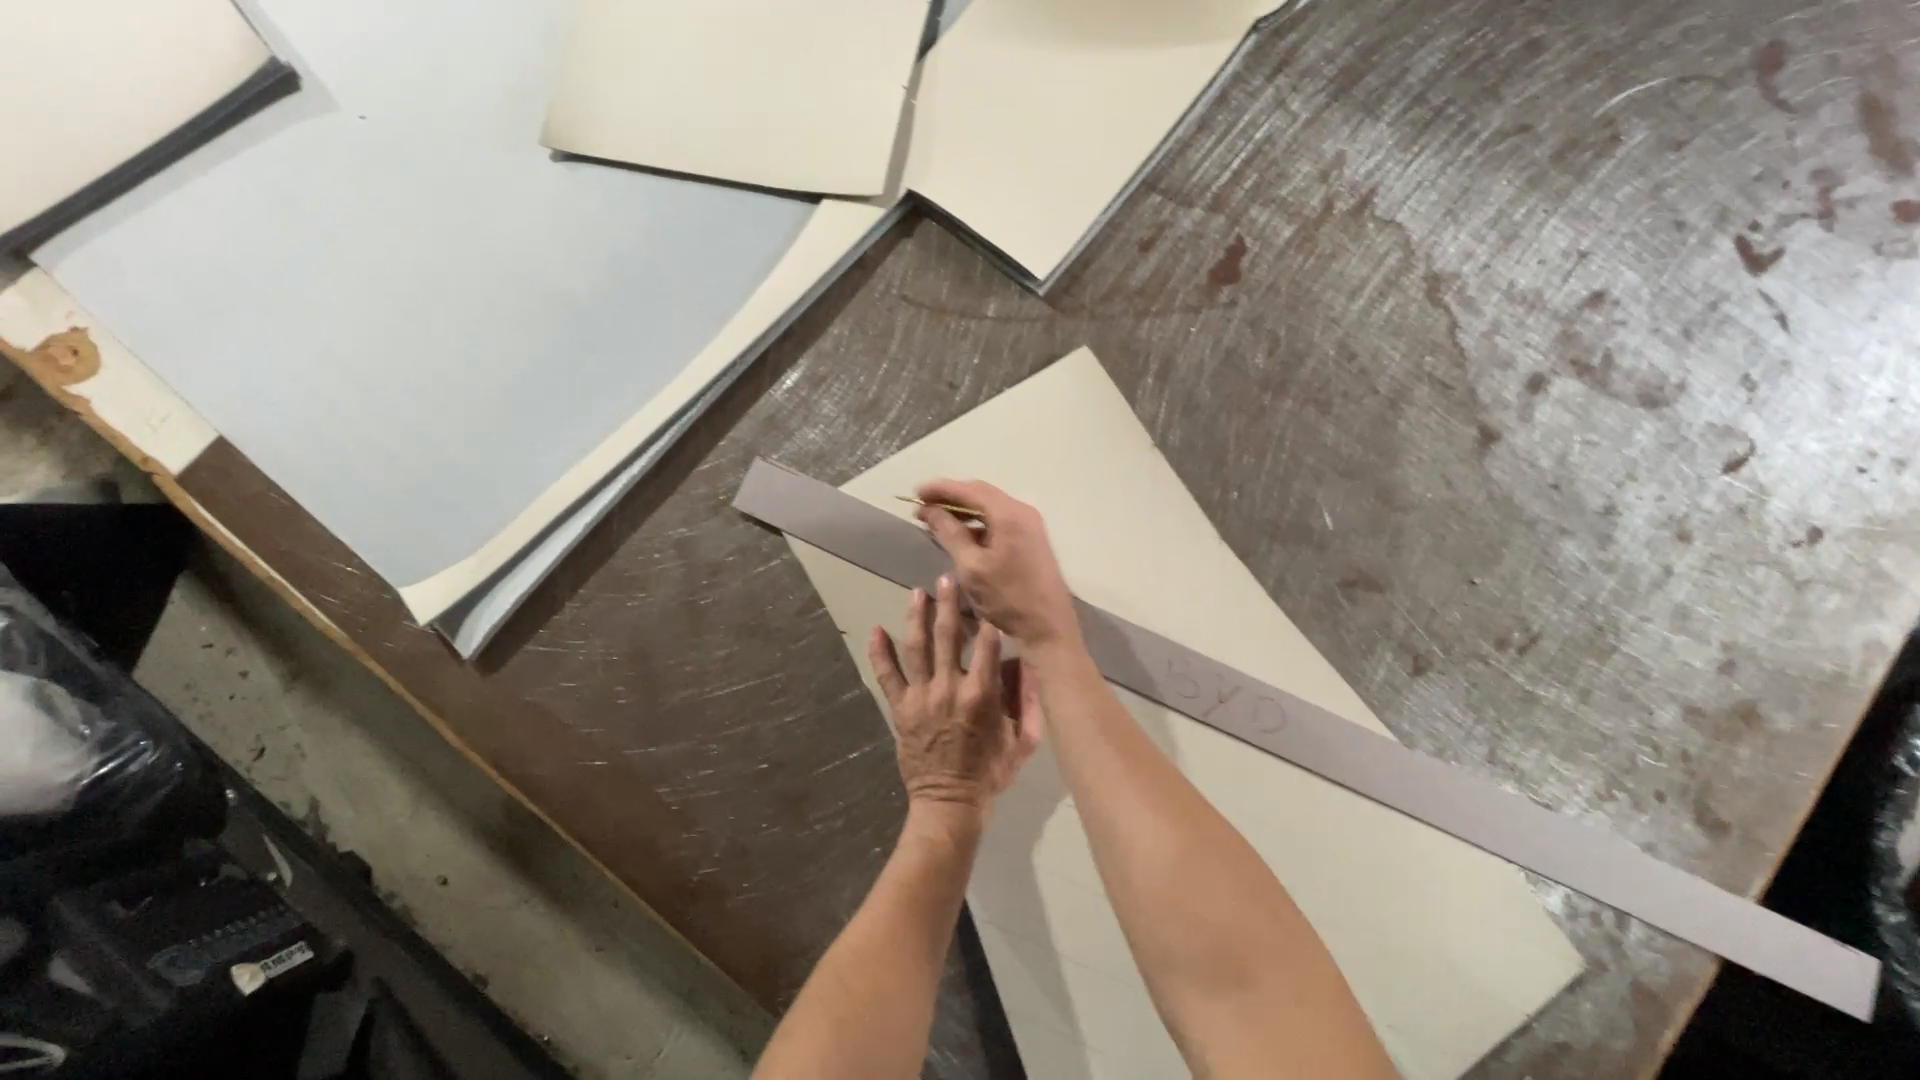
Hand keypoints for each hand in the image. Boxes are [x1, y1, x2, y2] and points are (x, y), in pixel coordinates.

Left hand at [870, 575, 1043, 816]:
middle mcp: (948, 689)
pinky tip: (876, 630)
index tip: (986, 595)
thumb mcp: (1023, 742)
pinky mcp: (899, 709)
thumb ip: (1028, 702)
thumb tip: (1029, 665)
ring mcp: (920, 698)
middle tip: (948, 578)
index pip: (986, 645)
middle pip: (948, 637)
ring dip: (916, 617)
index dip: (986, 618)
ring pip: (916, 648)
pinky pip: (886, 675)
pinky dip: (879, 652)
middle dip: (949, 604)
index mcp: (981, 695)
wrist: (950, 803)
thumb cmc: (990, 772)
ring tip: (916, 593)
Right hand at [915, 479, 1078, 647]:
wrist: (1048, 625)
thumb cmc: (1008, 597)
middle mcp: (1022, 511)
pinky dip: (977, 524)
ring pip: (989, 507)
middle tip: (922, 506)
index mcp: (1009, 514)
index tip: (915, 494)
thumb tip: (930, 511)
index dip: (940, 489)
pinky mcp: (1030, 539)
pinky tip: (960, 535)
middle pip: (980, 494)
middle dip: (950, 498)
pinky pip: (999, 521)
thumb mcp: (971, 566)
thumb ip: (949, 534)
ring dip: (962, 511)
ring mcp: (1029, 525)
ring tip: (935, 520)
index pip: (969, 490)